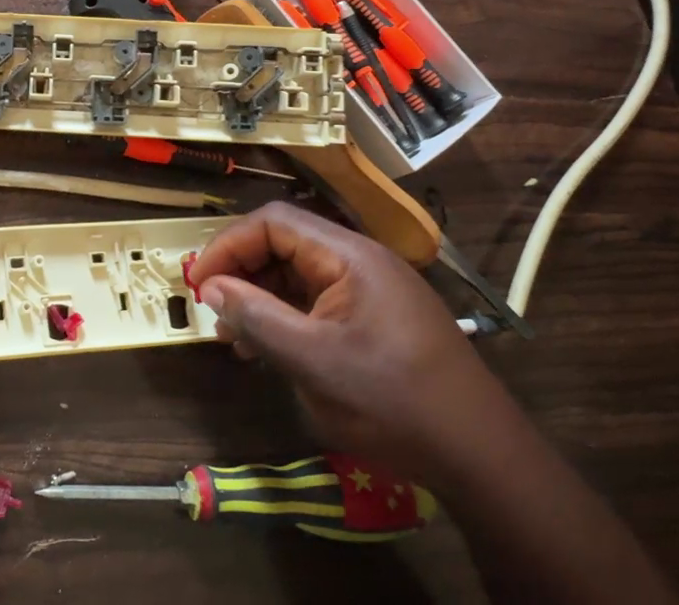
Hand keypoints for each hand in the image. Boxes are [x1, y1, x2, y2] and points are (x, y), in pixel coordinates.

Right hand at [189, 202, 524, 481]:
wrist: (481, 455)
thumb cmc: (393, 401)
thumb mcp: (313, 361)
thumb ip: (257, 317)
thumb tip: (210, 286)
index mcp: (350, 257)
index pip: (274, 222)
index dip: (228, 245)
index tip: (197, 283)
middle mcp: (361, 262)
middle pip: (285, 243)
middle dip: (241, 271)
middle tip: (212, 311)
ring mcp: (372, 291)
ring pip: (298, 274)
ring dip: (260, 297)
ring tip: (233, 336)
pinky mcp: (376, 320)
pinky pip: (318, 302)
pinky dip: (285, 317)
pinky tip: (267, 349)